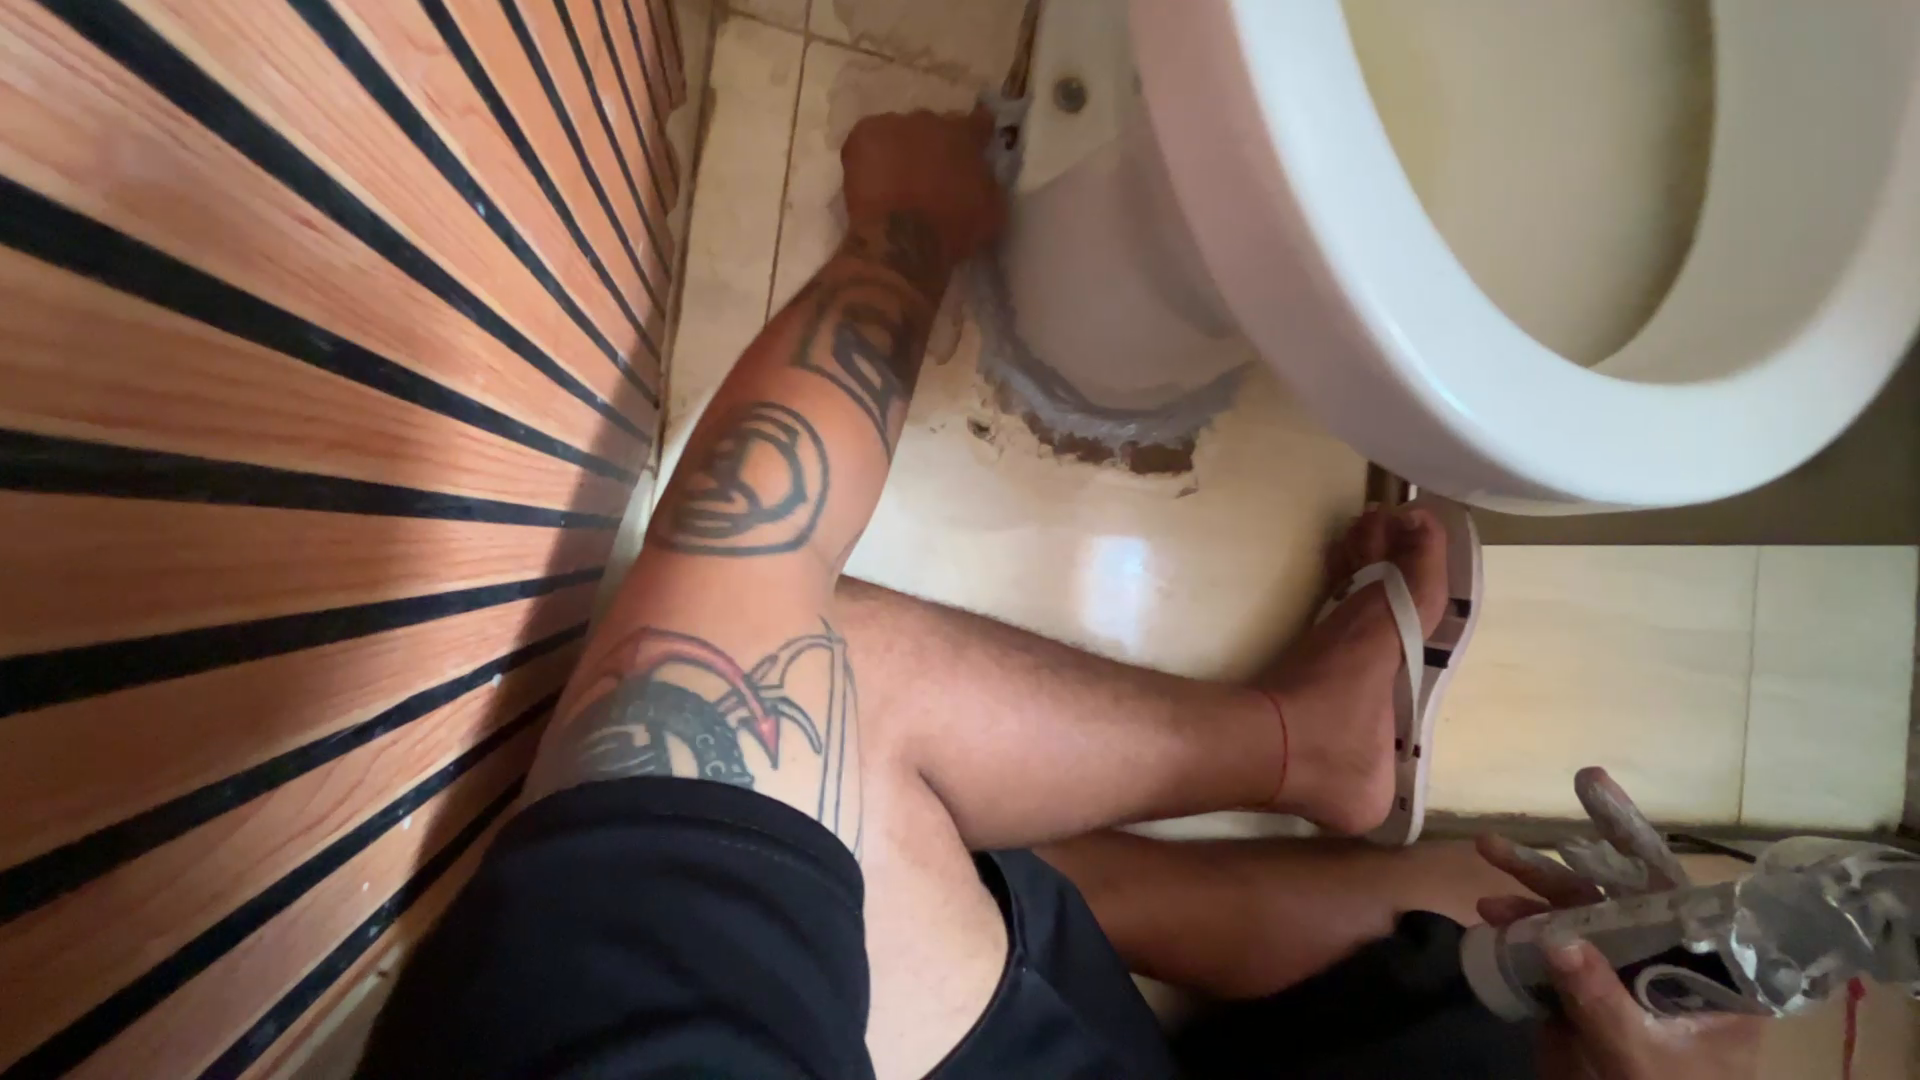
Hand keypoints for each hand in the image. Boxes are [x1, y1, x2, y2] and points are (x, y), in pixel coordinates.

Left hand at [841, 107, 1005, 268]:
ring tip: (897, 182)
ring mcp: (892, 125)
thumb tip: (984, 176)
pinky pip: (868, 142)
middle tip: (931, 176)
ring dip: (901, 151)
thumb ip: (989, 184)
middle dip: (934, 147)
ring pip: (898, 133)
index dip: (977, 134)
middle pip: (933, 128)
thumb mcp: (991, 212)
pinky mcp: (860, 137)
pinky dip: (870, 158)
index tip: (975, 145)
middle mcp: (929, 120)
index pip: (977, 122)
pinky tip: (873, 181)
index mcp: (964, 135)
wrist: (903, 243)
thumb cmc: (953, 231)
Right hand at [1476, 835, 1764, 1079]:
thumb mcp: (1639, 1060)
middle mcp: (1664, 959)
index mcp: (1706, 977)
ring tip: (1483, 862)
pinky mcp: (1582, 982)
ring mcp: (1619, 969)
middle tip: (1501, 837)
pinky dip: (1517, 921)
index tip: (1590, 785)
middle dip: (1556, 861)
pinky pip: (1547, 938)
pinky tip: (1491, 918)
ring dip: (1526, 885)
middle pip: (1611, 892)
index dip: (1633, 838)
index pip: (1676, 892)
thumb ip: (1602, 1003)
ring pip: (1572, 909)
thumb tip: (1556, 939)